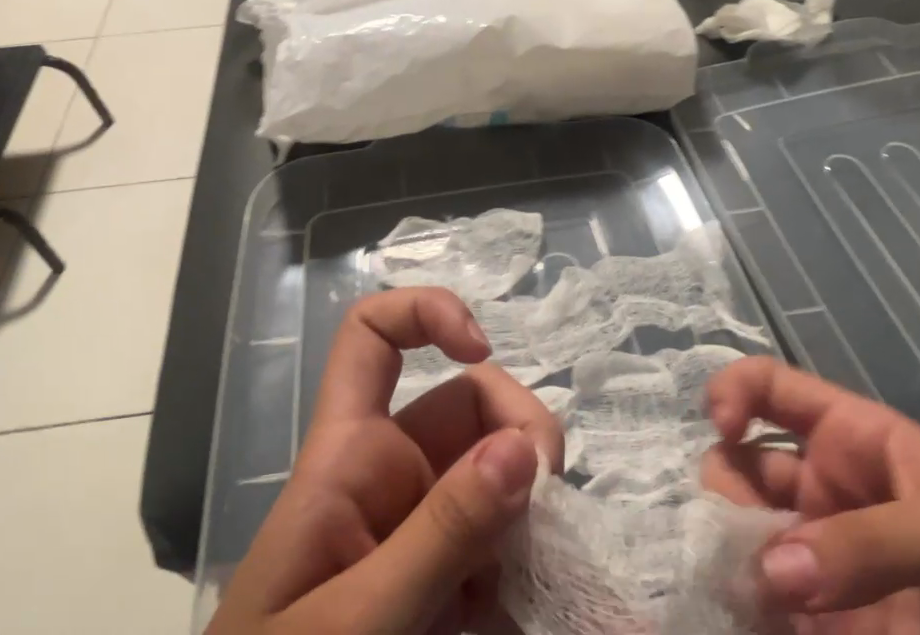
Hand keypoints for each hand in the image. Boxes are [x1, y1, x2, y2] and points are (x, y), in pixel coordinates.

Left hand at [209, 288, 564, 634]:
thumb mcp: (357, 617)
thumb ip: (440, 537)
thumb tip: (522, 448)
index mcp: (349, 457)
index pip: (371, 340)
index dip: (425, 314)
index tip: (482, 349)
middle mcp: (393, 479)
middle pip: (472, 407)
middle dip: (523, 436)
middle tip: (552, 503)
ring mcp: (428, 536)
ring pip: (504, 481)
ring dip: (543, 515)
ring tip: (571, 578)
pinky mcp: (453, 590)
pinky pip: (510, 554)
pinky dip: (540, 575)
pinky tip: (566, 609)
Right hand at [702, 357, 919, 634]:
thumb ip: (879, 543)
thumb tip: (770, 568)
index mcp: (855, 443)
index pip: (773, 389)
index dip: (735, 389)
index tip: (722, 425)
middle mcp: (824, 497)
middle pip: (735, 468)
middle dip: (723, 496)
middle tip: (747, 544)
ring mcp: (818, 567)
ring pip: (736, 542)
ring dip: (723, 560)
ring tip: (749, 597)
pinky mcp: (818, 629)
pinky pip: (755, 610)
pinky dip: (738, 610)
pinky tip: (748, 619)